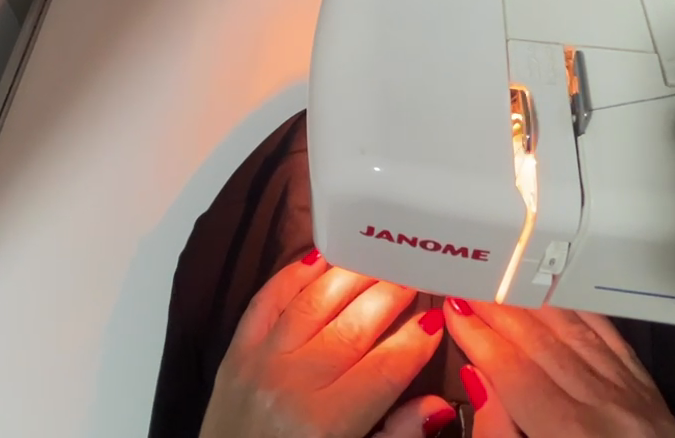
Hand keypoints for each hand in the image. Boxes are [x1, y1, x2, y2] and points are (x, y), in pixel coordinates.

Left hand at [197, 249, 454, 437]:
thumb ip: (396, 437)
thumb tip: (440, 403)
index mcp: (324, 426)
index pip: (382, 370)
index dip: (414, 341)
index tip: (437, 315)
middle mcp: (291, 385)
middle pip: (351, 328)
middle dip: (388, 296)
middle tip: (413, 272)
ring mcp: (259, 362)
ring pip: (313, 303)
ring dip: (349, 276)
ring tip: (378, 255)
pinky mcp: (235, 350)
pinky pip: (267, 300)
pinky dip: (294, 274)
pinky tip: (321, 257)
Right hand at [443, 299, 674, 437]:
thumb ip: (500, 435)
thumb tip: (479, 377)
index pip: (516, 373)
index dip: (480, 337)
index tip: (452, 307)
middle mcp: (612, 415)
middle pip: (543, 345)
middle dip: (499, 310)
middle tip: (466, 283)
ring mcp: (639, 401)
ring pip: (575, 332)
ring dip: (531, 303)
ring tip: (498, 284)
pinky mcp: (653, 397)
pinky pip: (610, 337)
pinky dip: (577, 312)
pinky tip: (553, 297)